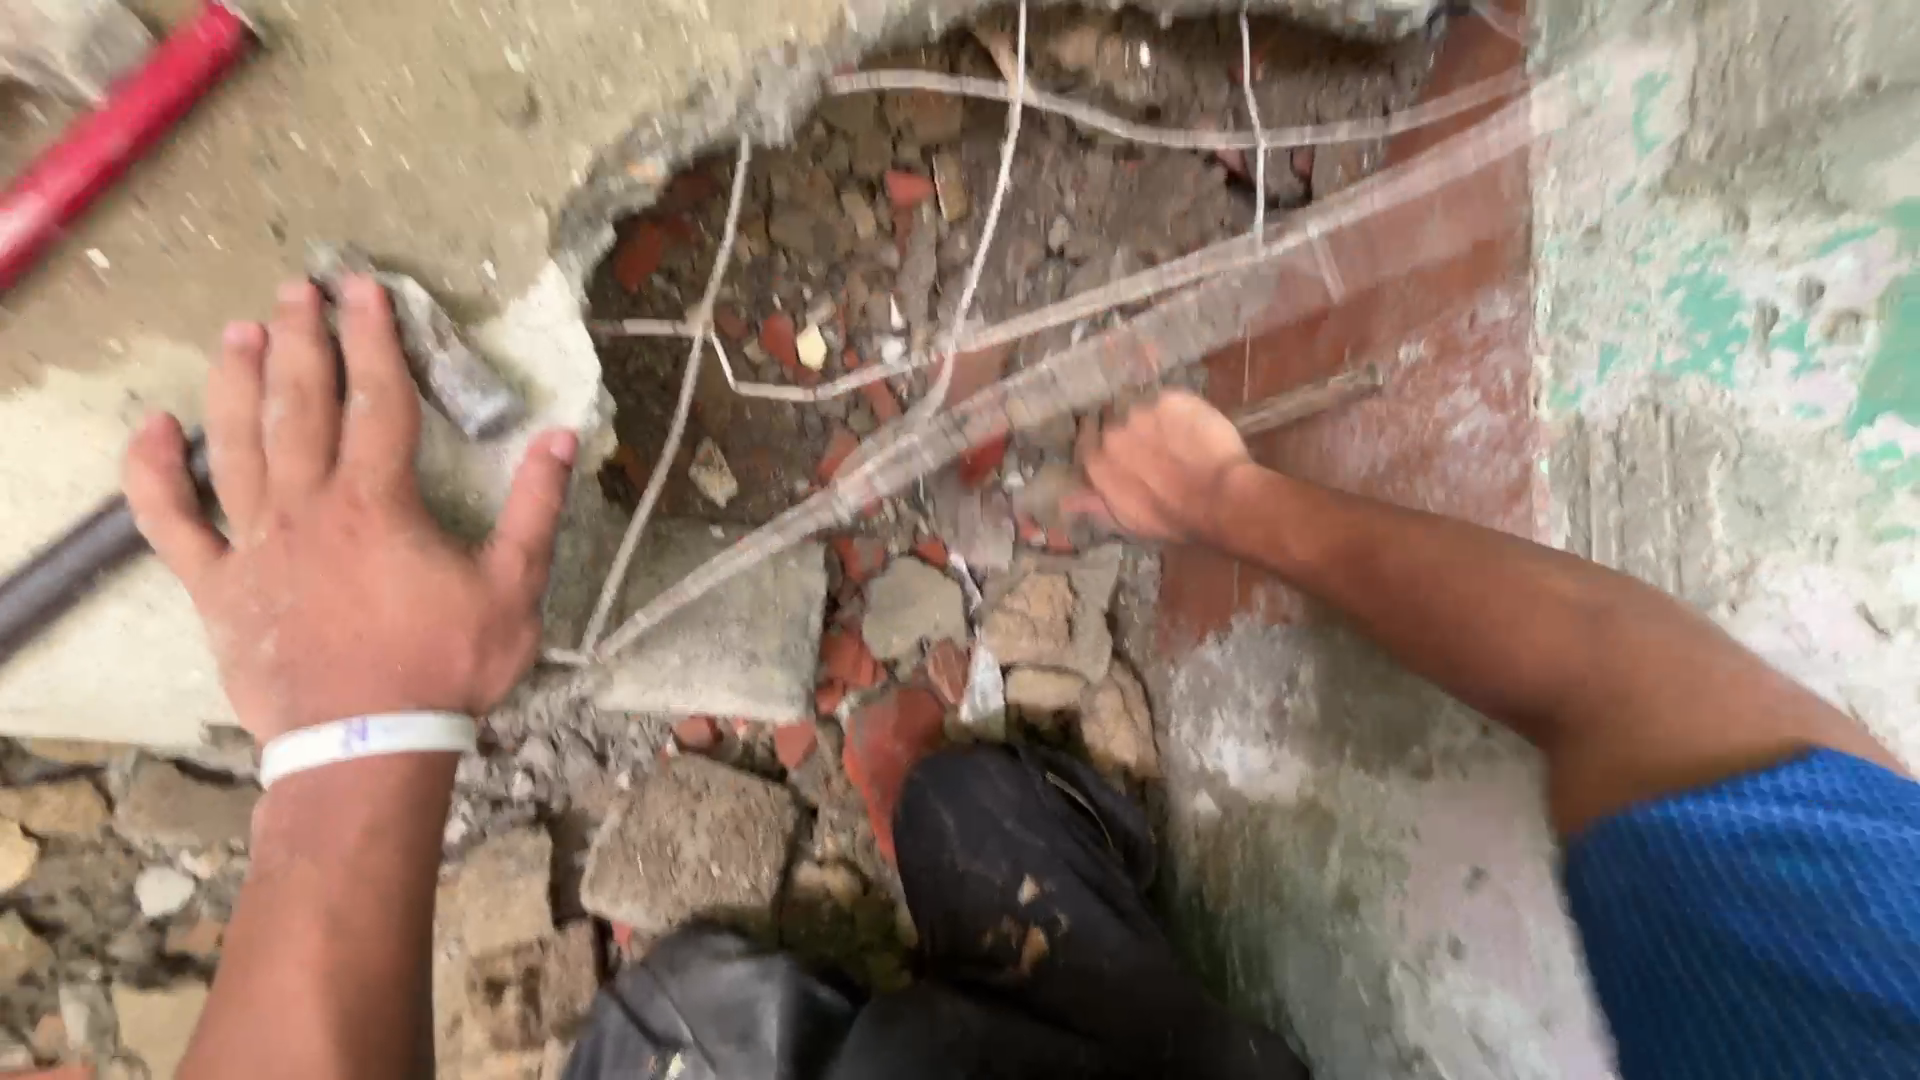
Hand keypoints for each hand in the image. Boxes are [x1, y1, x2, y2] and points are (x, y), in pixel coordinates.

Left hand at [122, 278, 576, 742]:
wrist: (370, 741)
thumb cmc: (450, 662)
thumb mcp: (516, 585)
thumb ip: (537, 509)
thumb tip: (563, 439)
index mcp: (378, 505)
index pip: (377, 403)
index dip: (375, 342)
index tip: (367, 292)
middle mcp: (307, 509)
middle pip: (300, 408)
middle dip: (301, 342)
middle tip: (297, 289)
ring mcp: (253, 545)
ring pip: (235, 446)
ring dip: (237, 383)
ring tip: (240, 332)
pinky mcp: (219, 584)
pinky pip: (172, 521)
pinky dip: (154, 473)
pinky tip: (152, 429)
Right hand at [1069, 390, 1253, 543]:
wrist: (1219, 499)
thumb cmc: (1172, 518)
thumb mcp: (1127, 519)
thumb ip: (1095, 503)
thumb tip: (1066, 500)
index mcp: (1097, 464)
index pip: (1089, 443)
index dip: (1109, 447)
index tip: (1127, 454)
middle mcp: (1112, 433)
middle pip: (1115, 423)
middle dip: (1133, 433)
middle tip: (1157, 448)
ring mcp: (1141, 412)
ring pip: (1144, 410)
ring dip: (1158, 421)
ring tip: (1181, 440)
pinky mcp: (1171, 398)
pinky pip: (1172, 402)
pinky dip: (1182, 413)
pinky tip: (1197, 431)